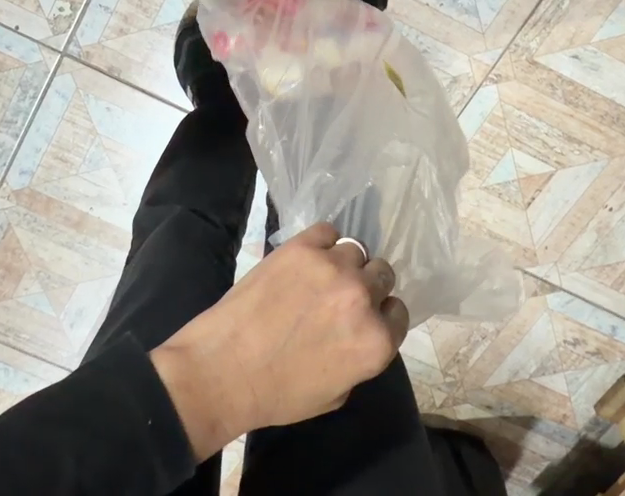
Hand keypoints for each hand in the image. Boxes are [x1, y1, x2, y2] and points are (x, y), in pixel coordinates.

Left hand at [150, 223, 407, 458]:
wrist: (224, 368)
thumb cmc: (279, 393)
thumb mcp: (337, 393)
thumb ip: (361, 357)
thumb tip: (361, 331)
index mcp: (376, 342)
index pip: (399, 311)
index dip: (382, 313)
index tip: (366, 315)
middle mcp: (362, 299)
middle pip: (382, 274)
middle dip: (367, 285)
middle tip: (341, 295)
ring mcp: (332, 267)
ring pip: (355, 250)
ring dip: (343, 263)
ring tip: (319, 275)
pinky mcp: (301, 247)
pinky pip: (327, 231)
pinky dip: (322, 241)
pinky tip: (307, 257)